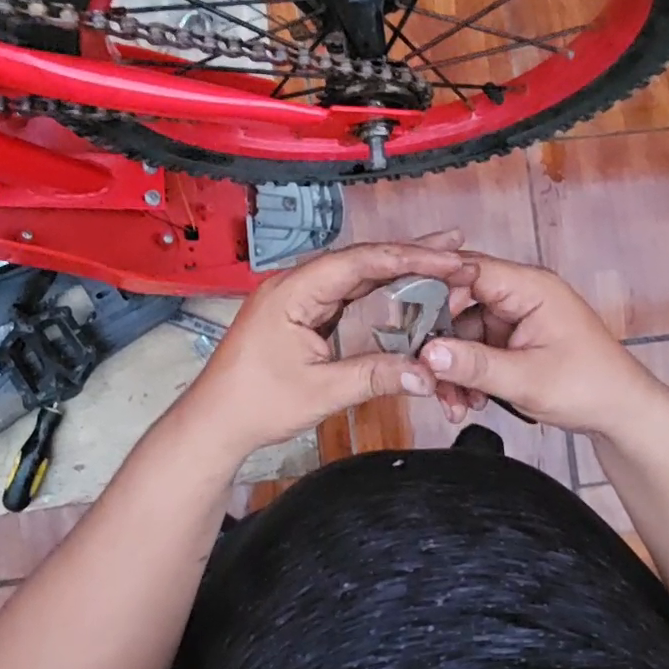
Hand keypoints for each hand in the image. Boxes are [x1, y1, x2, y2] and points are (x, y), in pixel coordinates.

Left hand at [172, 234, 474, 453]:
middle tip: (454, 246)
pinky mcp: (300, 315)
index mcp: (292, 291)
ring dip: (396, 269)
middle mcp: (294, 285)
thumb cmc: (252, 404)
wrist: (214, 423)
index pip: (359, 262)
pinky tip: (404, 290)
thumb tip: (425, 374)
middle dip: (409, 254)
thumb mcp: (320, 391)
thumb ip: (375, 377)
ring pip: (354, 275)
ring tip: (439, 260)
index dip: (408, 257)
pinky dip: (378, 291)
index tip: (447, 258)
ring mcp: (296, 299)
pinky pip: (345, 294)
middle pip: (360, 260)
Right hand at [419, 253, 666, 434]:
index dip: (434, 292)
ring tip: (454, 402)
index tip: (407, 323)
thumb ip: (475, 365)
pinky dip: (465, 374)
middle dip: (441, 343)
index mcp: (530, 288)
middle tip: (427, 375)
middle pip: (459, 303)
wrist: (622, 415)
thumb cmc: (592, 388)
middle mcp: (520, 295)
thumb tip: (428, 354)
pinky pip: (474, 349)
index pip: (468, 271)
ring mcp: (514, 317)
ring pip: (462, 331)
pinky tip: (467, 400)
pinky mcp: (512, 339)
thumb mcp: (527, 379)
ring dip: (452, 366)